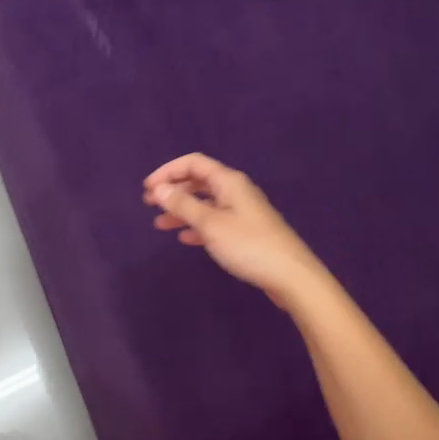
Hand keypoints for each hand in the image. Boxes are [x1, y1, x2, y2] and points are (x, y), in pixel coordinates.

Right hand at [144, 153, 331, 306]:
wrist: (291, 276)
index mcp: (229, 181)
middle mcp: (236, 191)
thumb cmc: (249, 245)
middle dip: (174, 190)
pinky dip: (198, 226)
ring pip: (206, 203)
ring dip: (183, 210)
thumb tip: (160, 188)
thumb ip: (184, 205)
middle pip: (200, 181)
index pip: (194, 163)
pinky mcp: (247, 232)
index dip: (168, 171)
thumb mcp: (211, 224)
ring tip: (160, 224)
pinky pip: (216, 221)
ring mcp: (243, 211)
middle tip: (149, 203)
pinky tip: (185, 239)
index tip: (147, 188)